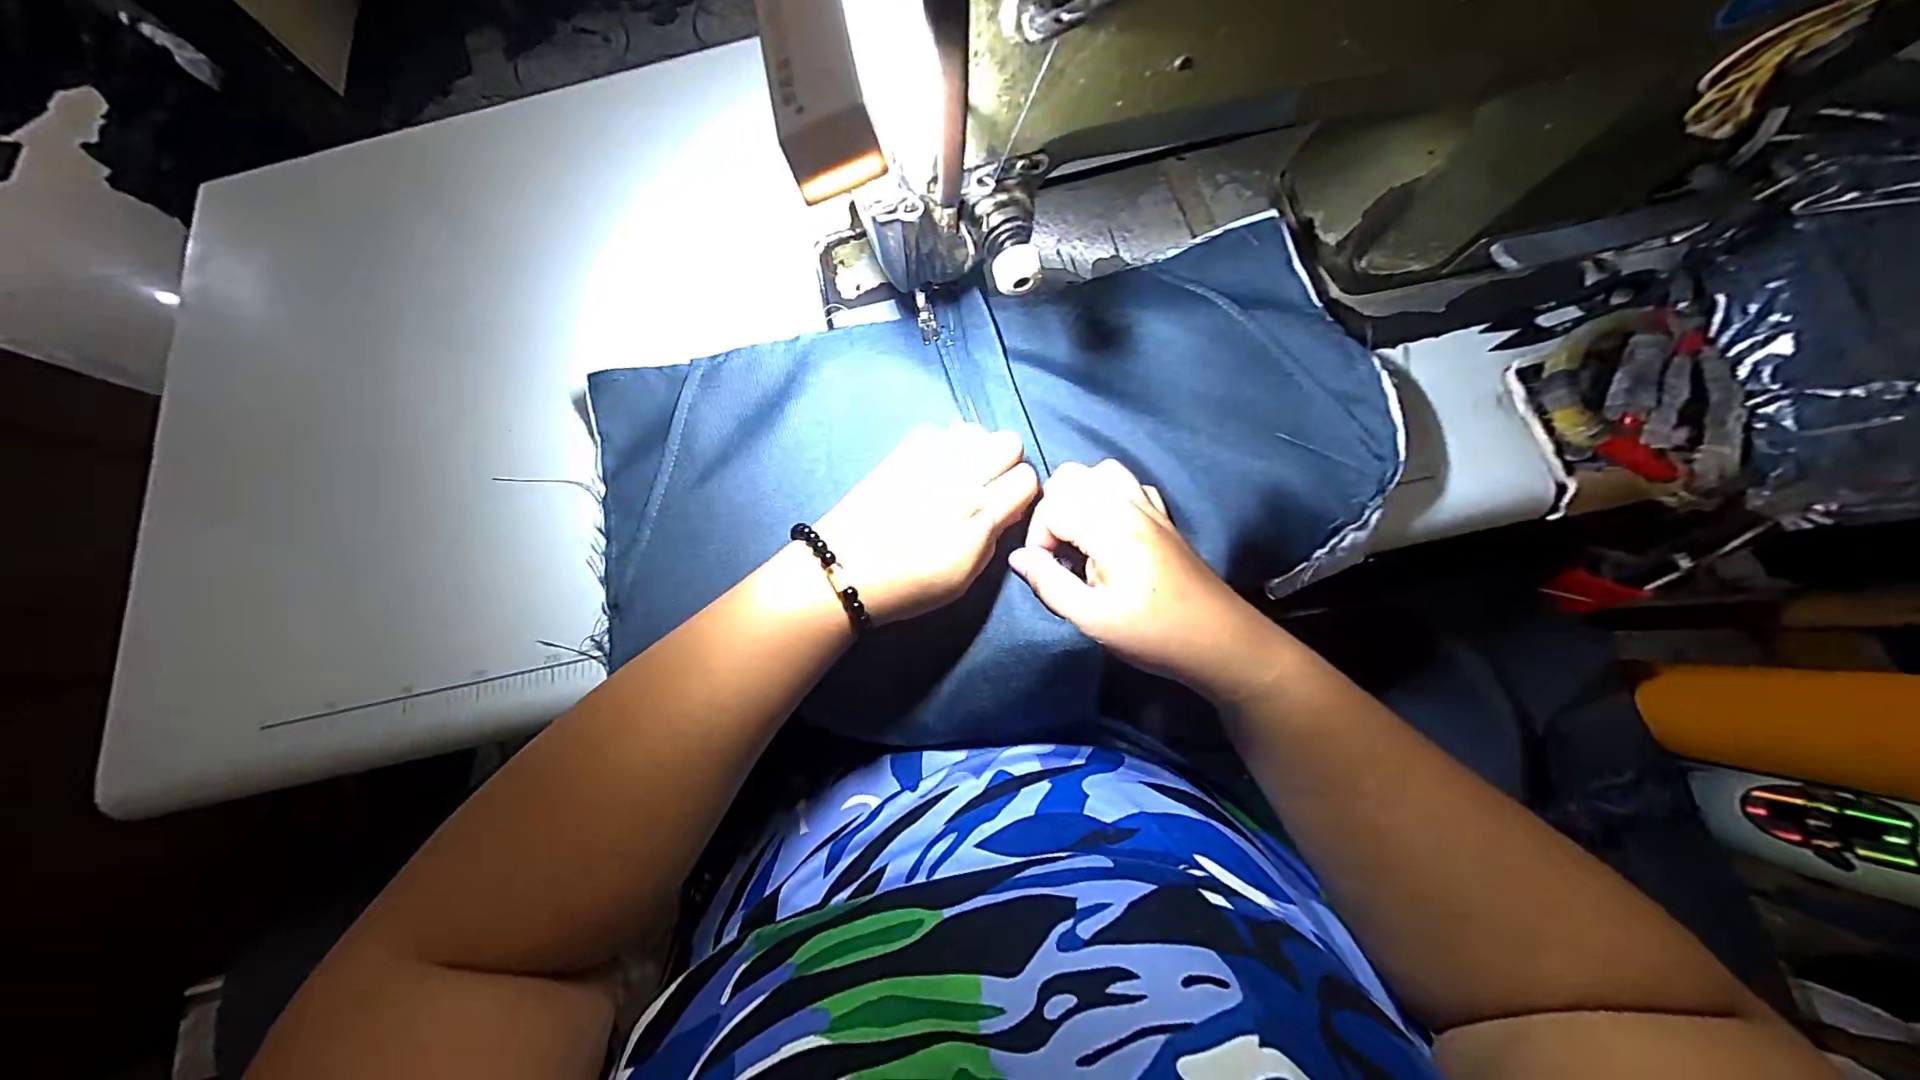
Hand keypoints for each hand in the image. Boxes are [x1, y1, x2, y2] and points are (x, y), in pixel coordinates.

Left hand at [813, 423, 1039, 624]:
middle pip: (1010, 441)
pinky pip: (940, 429)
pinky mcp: (902, 450)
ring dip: (976, 449)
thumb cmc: (909, 586)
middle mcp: (960, 478)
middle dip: (1005, 462)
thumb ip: (994, 537)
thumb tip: (1008, 507)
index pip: (1027, 478)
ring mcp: (929, 458)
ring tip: (959, 474)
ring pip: (976, 430)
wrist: (846, 570)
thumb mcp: (965, 577)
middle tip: (988, 485)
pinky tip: (932, 467)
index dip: (1021, 493)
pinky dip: (943, 444)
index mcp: (979, 515)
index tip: (1008, 504)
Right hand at [1008, 459, 1287, 703]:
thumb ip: (1050, 584)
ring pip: (1103, 472)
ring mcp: (1152, 510)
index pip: (1054, 505)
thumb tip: (1018, 558)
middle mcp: (1131, 507)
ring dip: (1080, 496)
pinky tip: (1109, 531)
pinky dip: (1110, 497)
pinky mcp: (1165, 520)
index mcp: (1111, 528)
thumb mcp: (1092, 619)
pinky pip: (1130, 486)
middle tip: (1056, 550)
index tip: (1044, 569)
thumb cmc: (1154, 634)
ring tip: (1077, 535)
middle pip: (1075, 476)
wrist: (1221, 642)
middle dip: (1053, 508)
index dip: (1038, 536)